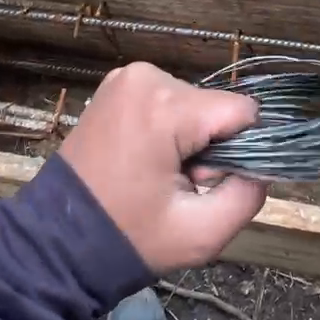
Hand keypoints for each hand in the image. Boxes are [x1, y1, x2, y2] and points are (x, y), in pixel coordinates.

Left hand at [58, 62, 268, 273]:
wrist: (56, 242)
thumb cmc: (129, 238)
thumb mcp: (201, 235)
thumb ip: (248, 197)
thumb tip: (264, 167)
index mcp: (164, 106)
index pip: (242, 112)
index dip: (238, 152)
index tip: (204, 182)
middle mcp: (146, 76)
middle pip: (214, 108)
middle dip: (208, 146)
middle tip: (175, 186)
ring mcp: (127, 76)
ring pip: (194, 104)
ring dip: (188, 138)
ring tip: (155, 175)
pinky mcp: (117, 84)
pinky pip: (167, 100)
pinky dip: (166, 128)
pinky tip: (142, 159)